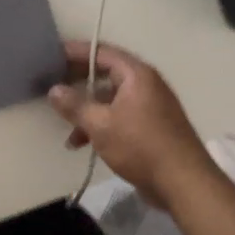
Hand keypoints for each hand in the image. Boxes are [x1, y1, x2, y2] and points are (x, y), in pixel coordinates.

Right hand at [48, 40, 216, 205]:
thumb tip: (53, 90)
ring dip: (87, 109)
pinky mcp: (151, 127)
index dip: (76, 52)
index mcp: (136, 75)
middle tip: (52, 83)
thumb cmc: (140, 146)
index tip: (52, 54)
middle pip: (106, 74)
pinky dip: (101, 124)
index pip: (102, 53)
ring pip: (111, 99)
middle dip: (78, 81)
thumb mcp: (100, 125)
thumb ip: (75, 105)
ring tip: (64, 124)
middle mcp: (146, 85)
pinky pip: (119, 116)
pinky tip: (82, 143)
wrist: (183, 183)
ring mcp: (150, 106)